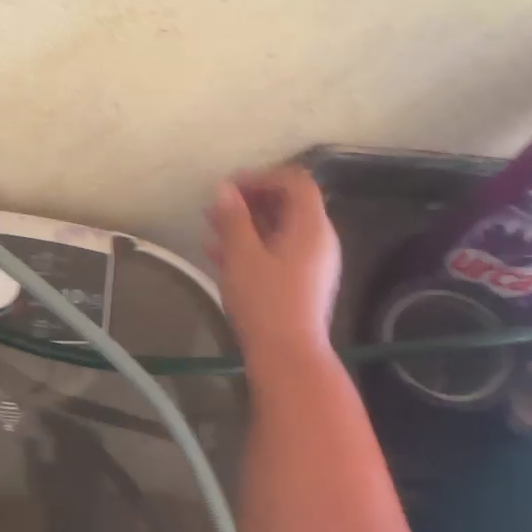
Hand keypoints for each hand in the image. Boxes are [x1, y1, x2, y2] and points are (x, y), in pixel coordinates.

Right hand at [210, 165, 341, 361]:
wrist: (287, 354)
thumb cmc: (265, 302)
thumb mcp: (242, 256)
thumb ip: (233, 219)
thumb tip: (223, 188)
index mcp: (311, 226)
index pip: (295, 182)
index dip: (263, 177)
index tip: (229, 188)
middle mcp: (319, 239)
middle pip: (289, 205)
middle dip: (251, 201)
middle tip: (216, 207)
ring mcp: (312, 263)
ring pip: (279, 231)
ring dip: (247, 225)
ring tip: (212, 229)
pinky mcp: (301, 284)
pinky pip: (277, 253)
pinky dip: (252, 247)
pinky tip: (220, 255)